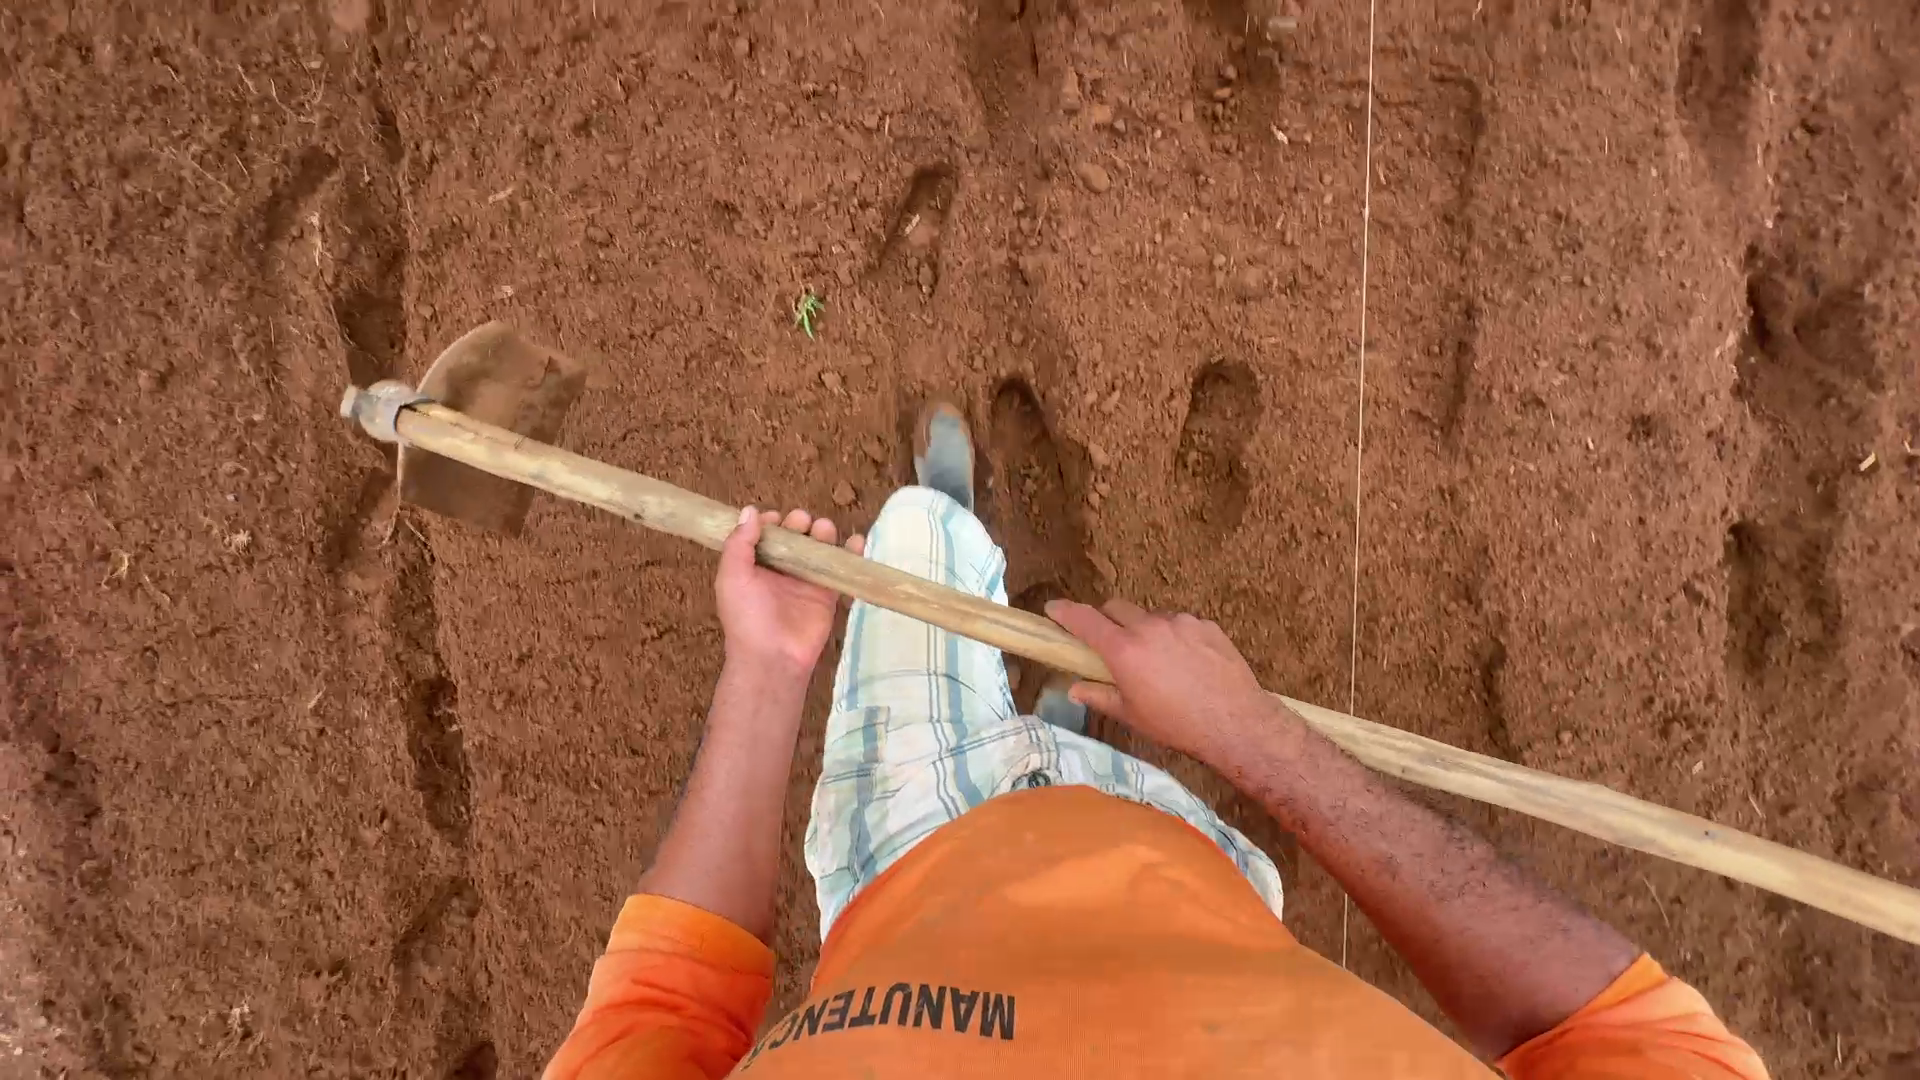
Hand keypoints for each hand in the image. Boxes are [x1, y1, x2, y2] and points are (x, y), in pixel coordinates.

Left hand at [716, 506, 864, 676]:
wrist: (773, 657)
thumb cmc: (747, 617)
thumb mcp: (732, 578)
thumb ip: (739, 544)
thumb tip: (750, 510)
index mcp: (754, 565)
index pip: (765, 534)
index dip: (771, 522)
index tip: (775, 519)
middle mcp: (781, 570)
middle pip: (795, 536)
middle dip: (800, 523)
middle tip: (802, 523)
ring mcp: (806, 580)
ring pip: (819, 547)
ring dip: (824, 532)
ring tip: (824, 529)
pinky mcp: (828, 593)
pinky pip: (842, 568)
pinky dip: (852, 552)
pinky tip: (856, 540)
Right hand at [1045, 598, 1293, 768]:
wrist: (1237, 723)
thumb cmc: (1176, 725)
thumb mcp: (1131, 716)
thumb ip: (1099, 695)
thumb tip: (1074, 688)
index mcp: (1124, 650)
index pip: (1084, 619)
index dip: (1064, 612)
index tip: (1052, 609)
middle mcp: (1149, 627)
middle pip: (1115, 608)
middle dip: (1107, 620)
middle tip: (1111, 644)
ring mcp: (1180, 622)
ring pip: (1150, 616)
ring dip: (1143, 630)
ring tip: (1158, 661)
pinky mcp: (1206, 625)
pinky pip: (1180, 623)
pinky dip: (1173, 636)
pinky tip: (1187, 663)